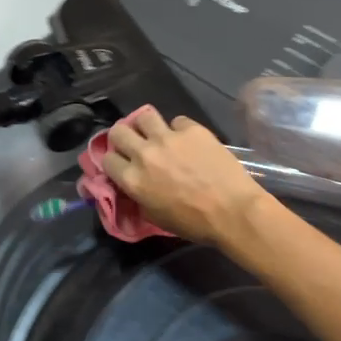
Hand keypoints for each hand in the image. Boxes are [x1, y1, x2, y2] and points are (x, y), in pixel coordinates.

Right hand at [102, 106, 269, 245]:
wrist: (233, 211)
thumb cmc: (194, 223)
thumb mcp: (155, 218)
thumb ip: (138, 198)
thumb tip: (133, 186)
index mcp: (133, 179)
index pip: (106, 160)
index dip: (113, 162)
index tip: (122, 165)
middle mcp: (145, 154)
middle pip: (118, 131)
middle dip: (123, 138)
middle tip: (135, 145)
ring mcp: (168, 137)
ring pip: (143, 117)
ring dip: (147, 126)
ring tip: (157, 134)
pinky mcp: (191, 129)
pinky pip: (177, 121)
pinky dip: (179, 129)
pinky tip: (188, 140)